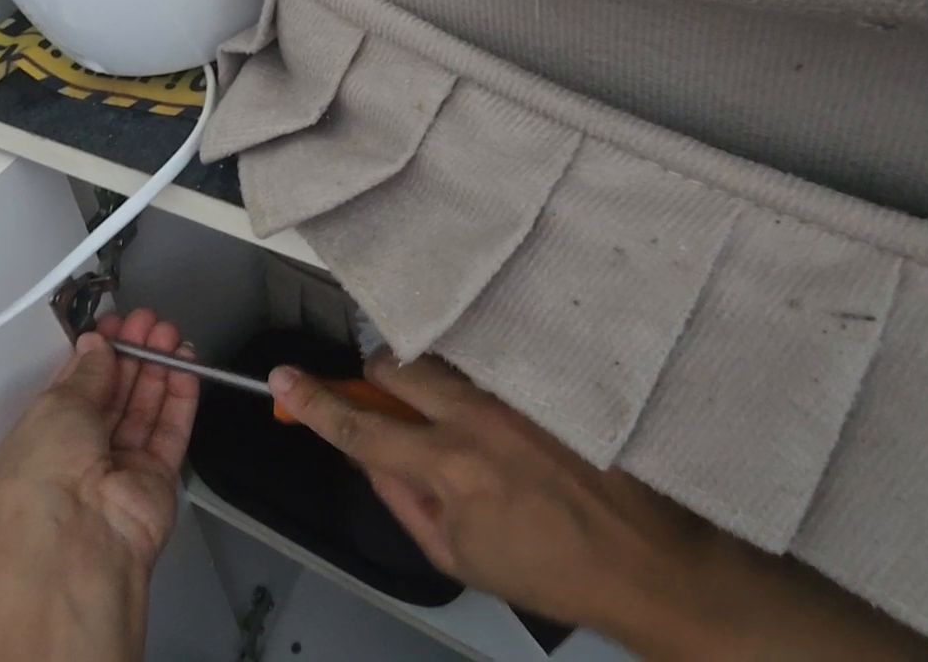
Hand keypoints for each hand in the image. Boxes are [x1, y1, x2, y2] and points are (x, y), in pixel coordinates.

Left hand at [0, 309, 198, 661]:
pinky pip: (172, 428)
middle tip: (149, 321)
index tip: (116, 323)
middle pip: (115, 391)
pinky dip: (181, 394)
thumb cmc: (43, 480)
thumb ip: (86, 372)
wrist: (76, 543)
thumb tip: (96, 345)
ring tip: (170, 334)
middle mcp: (81, 452)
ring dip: (159, 366)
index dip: (99, 350)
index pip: (78, 383)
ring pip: (146, 405)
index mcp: (44, 436)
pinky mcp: (157, 476)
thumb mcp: (55, 406)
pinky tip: (186, 364)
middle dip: (133, 352)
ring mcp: (121, 465)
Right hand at [270, 353, 927, 661]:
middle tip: (387, 408)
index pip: (361, 427)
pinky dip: (467, 381)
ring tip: (450, 420)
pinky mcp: (542, 384)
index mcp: (450, 467)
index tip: (281, 382)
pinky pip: (483, 362)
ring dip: (423, 381)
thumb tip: (369, 457)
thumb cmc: (549, 569)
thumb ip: (402, 500)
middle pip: (395, 364)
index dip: (313, 404)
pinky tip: (493, 416)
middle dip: (374, 378)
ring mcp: (514, 392)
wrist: (646, 557)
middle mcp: (478, 415)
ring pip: (439, 357)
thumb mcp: (458, 557)